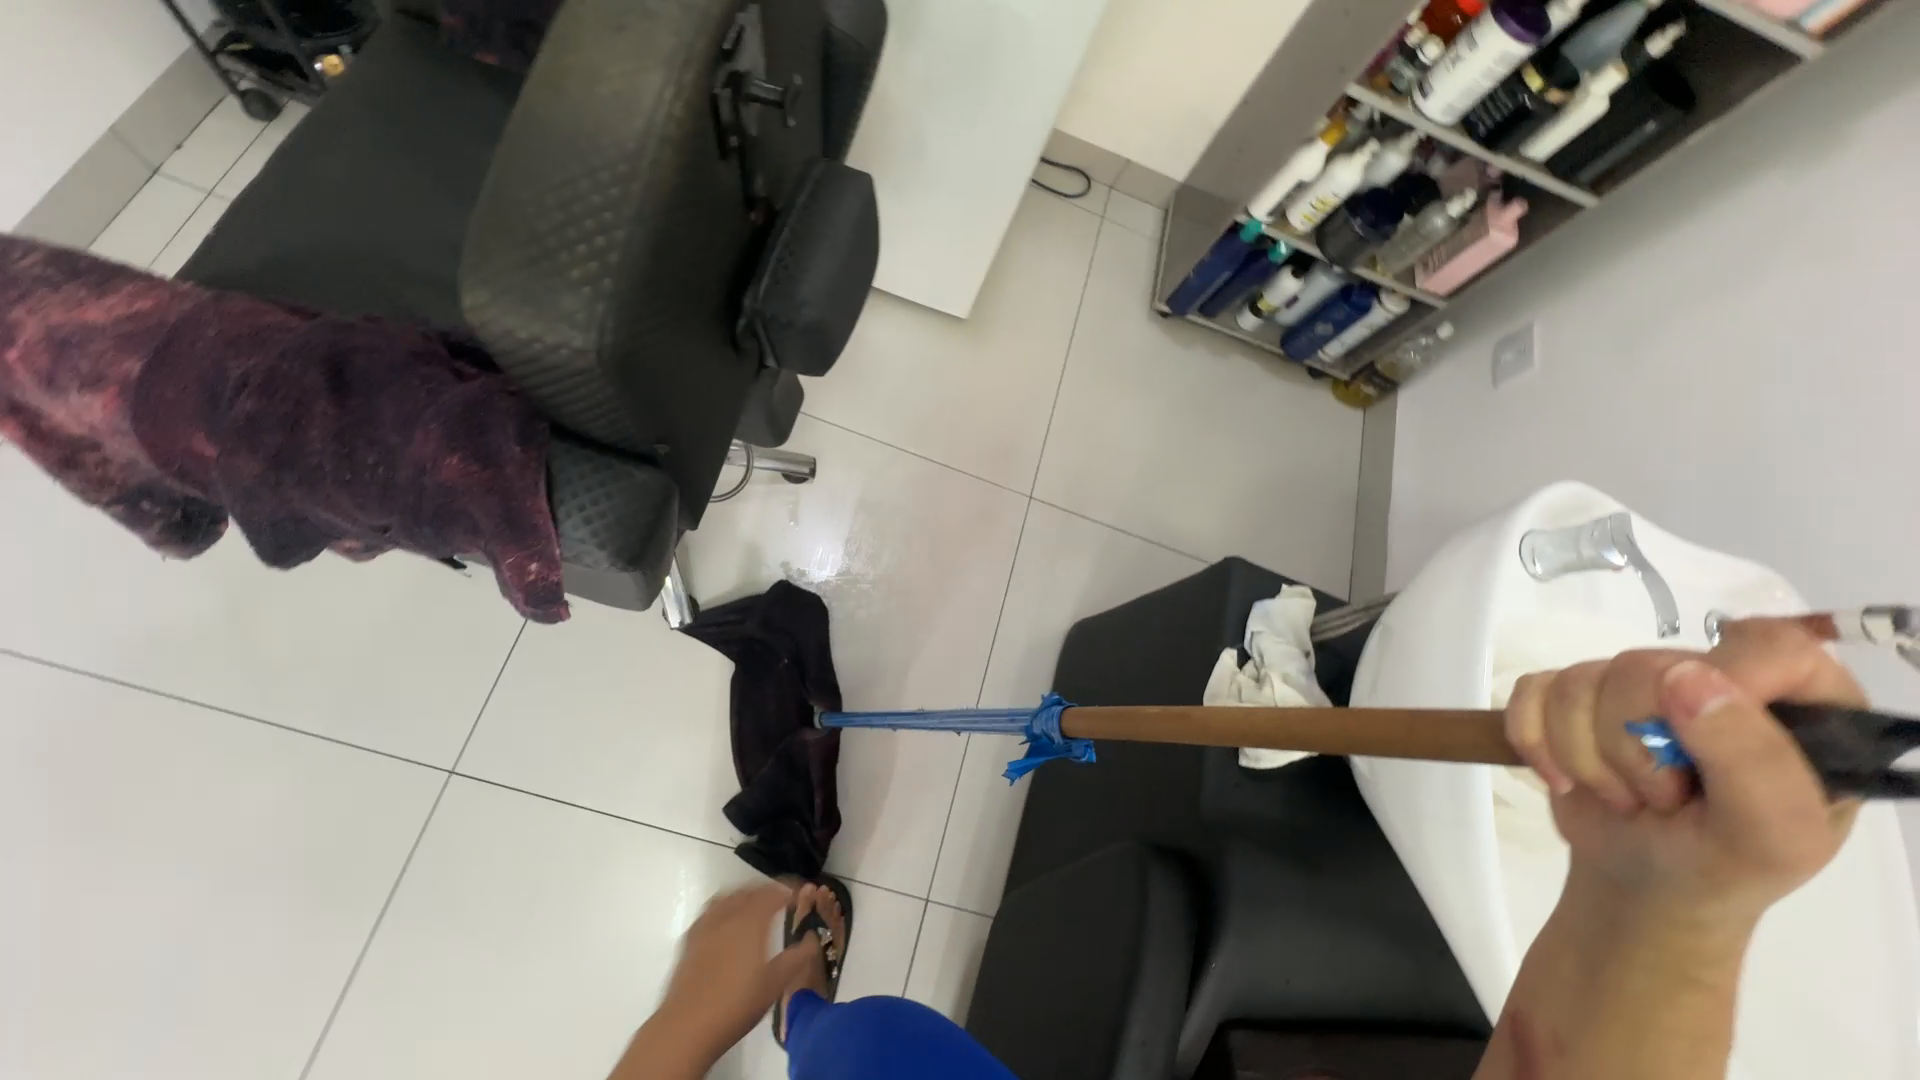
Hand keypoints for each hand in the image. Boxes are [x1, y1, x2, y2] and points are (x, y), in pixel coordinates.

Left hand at [653, 883, 814, 1060]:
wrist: (687, 1028)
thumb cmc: (736, 1005)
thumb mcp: (775, 984)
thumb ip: (797, 957)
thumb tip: (812, 939)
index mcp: (751, 921)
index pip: (773, 892)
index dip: (789, 888)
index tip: (801, 892)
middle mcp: (727, 916)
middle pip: (749, 890)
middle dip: (767, 890)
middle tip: (782, 899)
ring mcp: (705, 927)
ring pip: (727, 898)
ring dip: (744, 895)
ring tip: (755, 906)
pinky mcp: (689, 941)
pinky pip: (709, 912)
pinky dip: (723, 908)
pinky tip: (726, 924)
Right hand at [1503, 617, 1864, 923]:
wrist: (1641, 888)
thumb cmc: (1723, 868)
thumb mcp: (1771, 837)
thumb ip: (1751, 759)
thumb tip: (1684, 677)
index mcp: (1795, 704)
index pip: (1768, 647)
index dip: (1725, 680)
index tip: (1690, 736)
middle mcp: (1713, 679)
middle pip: (1644, 665)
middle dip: (1629, 742)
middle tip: (1658, 795)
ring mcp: (1633, 687)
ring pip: (1578, 680)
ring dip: (1582, 754)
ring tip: (1620, 797)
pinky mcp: (1569, 698)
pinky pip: (1531, 690)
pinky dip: (1534, 740)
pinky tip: (1563, 777)